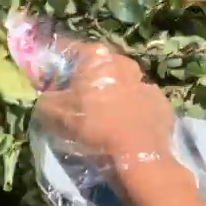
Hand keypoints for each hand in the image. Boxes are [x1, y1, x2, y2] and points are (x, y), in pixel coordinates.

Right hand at [32, 40, 176, 178]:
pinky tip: (124, 124)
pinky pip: (140, 101)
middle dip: (87, 77)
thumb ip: (44, 96)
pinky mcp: (162, 103)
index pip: (69, 50)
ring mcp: (146, 82)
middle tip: (77, 97)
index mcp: (96, 56)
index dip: (57, 65)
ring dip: (112, 92)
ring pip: (122, 82)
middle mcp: (122, 61)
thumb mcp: (53, 111)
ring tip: (103, 113)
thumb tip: (43, 94)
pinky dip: (132, 109)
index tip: (50, 80)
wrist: (138, 155)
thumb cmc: (93, 125)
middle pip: (98, 65)